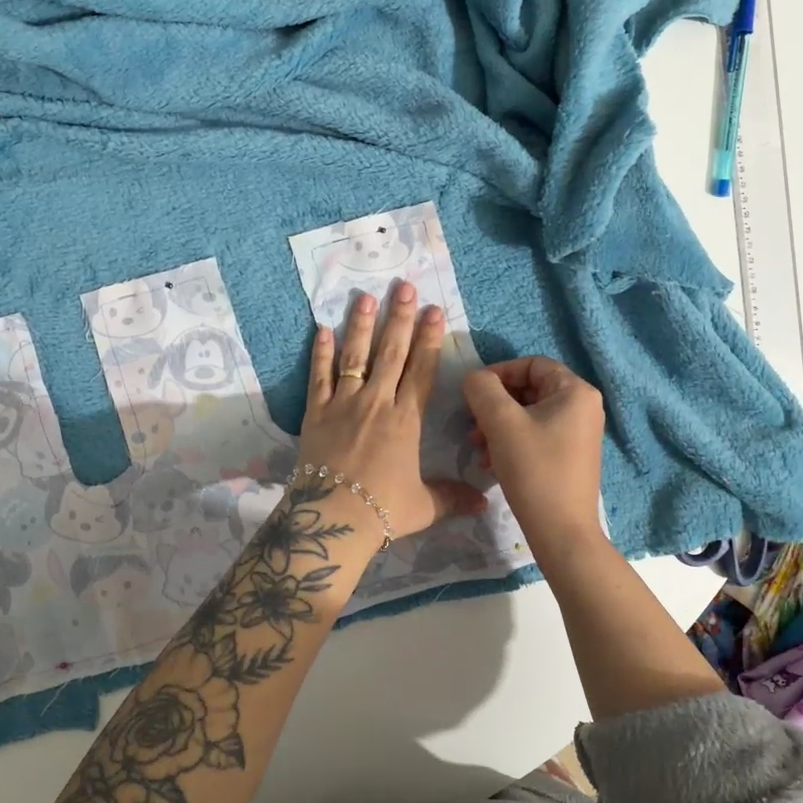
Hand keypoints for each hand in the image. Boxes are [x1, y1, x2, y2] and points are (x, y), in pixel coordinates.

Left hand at [297, 282, 487, 539]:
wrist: (333, 517)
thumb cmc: (383, 510)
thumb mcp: (426, 506)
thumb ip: (454, 497)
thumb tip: (486, 501)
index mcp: (406, 420)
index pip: (421, 370)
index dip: (429, 338)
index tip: (433, 310)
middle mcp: (377, 402)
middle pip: (390, 352)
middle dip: (399, 317)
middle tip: (403, 286)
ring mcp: (343, 404)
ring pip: (354, 355)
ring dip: (361, 324)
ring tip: (366, 296)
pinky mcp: (315, 413)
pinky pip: (319, 376)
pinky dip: (320, 352)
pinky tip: (322, 329)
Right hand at [461, 357, 605, 547]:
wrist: (561, 530)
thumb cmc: (534, 469)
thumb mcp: (501, 422)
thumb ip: (482, 389)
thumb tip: (475, 378)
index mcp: (576, 391)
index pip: (531, 364)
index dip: (498, 373)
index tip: (473, 393)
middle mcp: (583, 407)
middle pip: (529, 389)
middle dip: (495, 404)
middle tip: (472, 424)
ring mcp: (579, 433)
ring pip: (529, 414)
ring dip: (498, 424)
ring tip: (477, 446)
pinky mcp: (570, 456)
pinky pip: (536, 435)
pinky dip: (511, 441)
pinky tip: (491, 461)